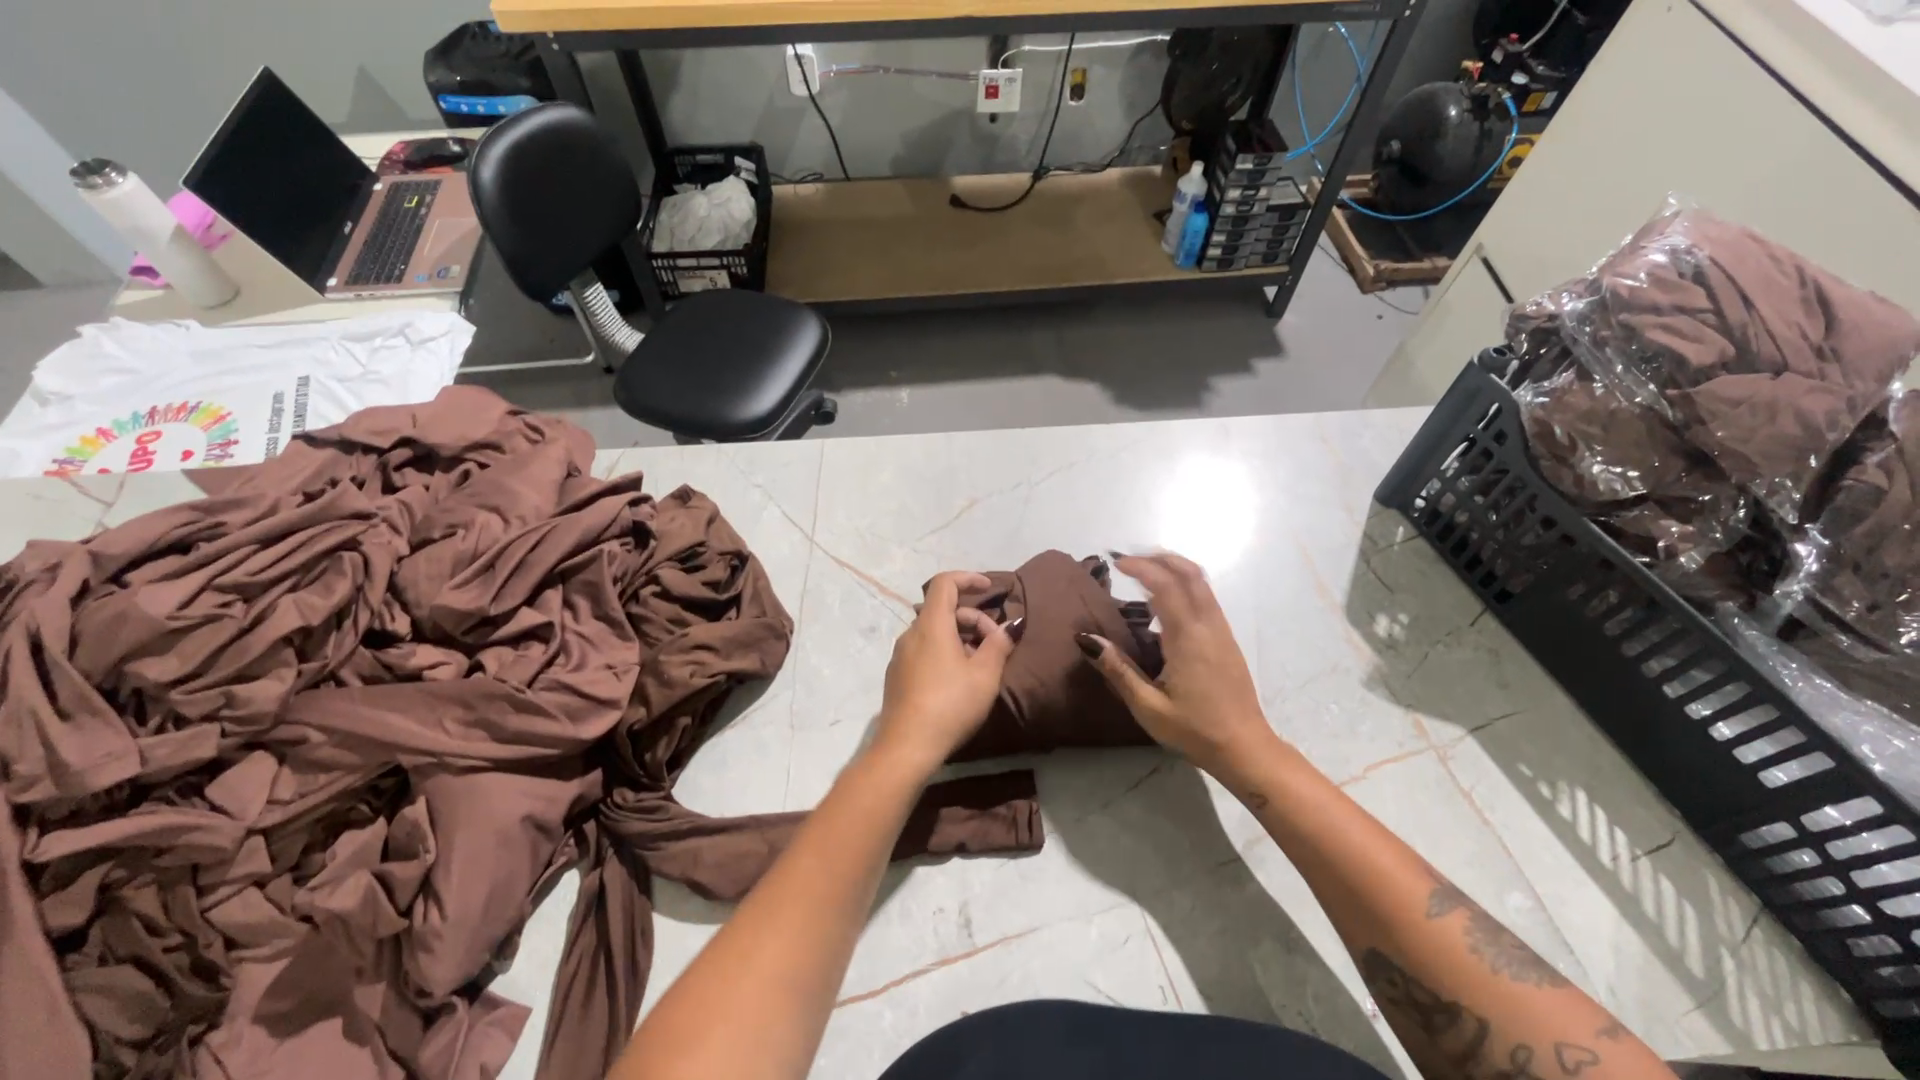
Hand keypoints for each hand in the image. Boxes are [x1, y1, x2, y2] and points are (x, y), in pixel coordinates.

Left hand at [870, 572, 1017, 776]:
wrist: (907, 747)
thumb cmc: (950, 705)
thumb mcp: (985, 675)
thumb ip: (998, 645)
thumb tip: (1010, 627)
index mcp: (931, 625)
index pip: (945, 583)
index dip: (968, 578)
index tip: (990, 589)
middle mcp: (911, 634)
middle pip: (943, 609)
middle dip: (973, 618)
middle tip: (996, 643)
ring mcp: (900, 655)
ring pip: (934, 632)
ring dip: (961, 637)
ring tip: (982, 664)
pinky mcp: (897, 675)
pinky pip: (924, 650)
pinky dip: (945, 651)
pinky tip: (960, 679)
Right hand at [1080, 553, 1276, 778]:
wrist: (1244, 747)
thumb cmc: (1194, 730)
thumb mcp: (1148, 707)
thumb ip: (1118, 670)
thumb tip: (1087, 639)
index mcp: (1188, 638)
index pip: (1166, 585)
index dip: (1141, 567)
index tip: (1116, 563)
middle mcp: (1208, 626)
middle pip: (1190, 574)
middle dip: (1160, 559)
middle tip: (1130, 561)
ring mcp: (1221, 631)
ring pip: (1201, 584)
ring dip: (1174, 570)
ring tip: (1144, 574)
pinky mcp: (1227, 641)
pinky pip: (1206, 599)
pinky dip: (1184, 586)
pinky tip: (1165, 603)